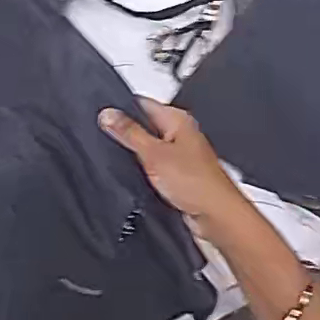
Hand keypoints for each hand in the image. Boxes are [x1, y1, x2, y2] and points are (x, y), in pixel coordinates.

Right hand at [99, 98, 247, 220]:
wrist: (216, 215)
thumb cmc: (198, 184)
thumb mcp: (154, 154)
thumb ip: (129, 133)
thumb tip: (108, 115)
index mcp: (178, 119)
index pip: (142, 104)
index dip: (121, 108)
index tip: (103, 116)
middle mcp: (181, 134)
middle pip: (144, 126)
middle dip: (127, 134)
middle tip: (111, 141)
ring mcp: (180, 155)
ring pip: (148, 148)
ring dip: (137, 156)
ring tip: (127, 163)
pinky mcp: (178, 174)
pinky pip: (154, 167)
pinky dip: (145, 171)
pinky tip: (139, 178)